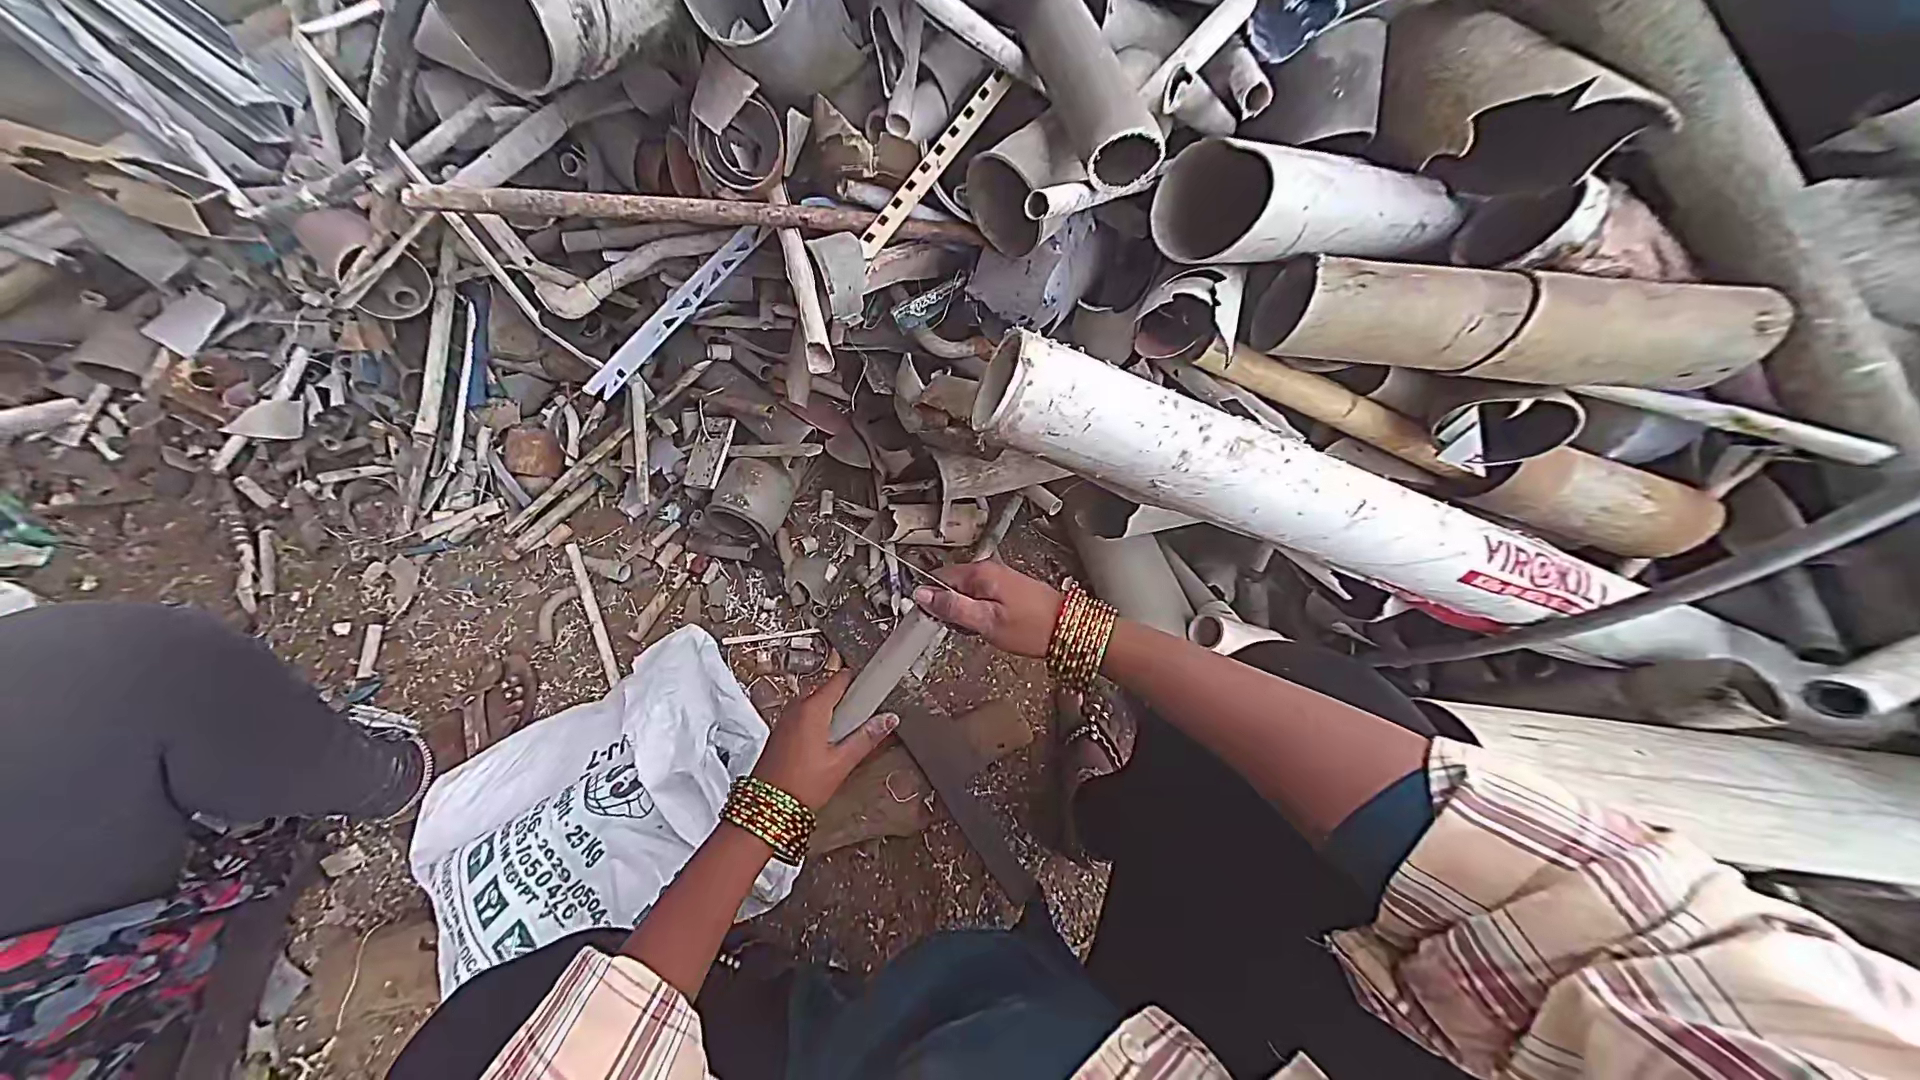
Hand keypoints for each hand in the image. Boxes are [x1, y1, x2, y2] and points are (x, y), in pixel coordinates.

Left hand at [751, 670, 896, 809]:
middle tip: (862, 720)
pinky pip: (805, 716)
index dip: (859, 681)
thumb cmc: (799, 787)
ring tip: (844, 737)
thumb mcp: (841, 763)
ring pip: (817, 703)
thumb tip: (887, 720)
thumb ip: (867, 737)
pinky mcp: (781, 732)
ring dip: (833, 713)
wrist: (767, 808)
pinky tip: (826, 746)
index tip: (873, 688)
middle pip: (829, 690)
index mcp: (812, 709)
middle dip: (847, 701)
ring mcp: (786, 719)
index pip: (840, 679)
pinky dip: (819, 722)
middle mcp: (796, 708)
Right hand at [912, 560, 1062, 658]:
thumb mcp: (985, 622)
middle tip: (964, 627)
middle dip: (950, 608)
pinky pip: (981, 597)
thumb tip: (923, 595)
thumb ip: (952, 607)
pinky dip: (980, 612)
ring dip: (966, 612)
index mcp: (980, 573)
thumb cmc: (1031, 628)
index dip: (932, 600)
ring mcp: (1000, 577)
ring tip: (981, 628)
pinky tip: (992, 625)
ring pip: (966, 593)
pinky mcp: (1008, 588)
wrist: (1069, 630)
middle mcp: (989, 569)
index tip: (935, 618)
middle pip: (951, 585)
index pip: (938, 578)